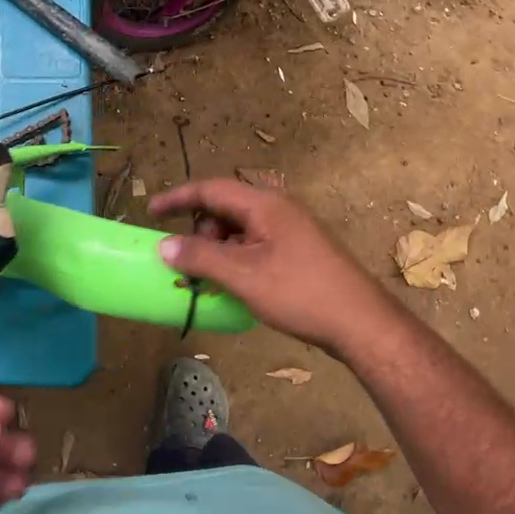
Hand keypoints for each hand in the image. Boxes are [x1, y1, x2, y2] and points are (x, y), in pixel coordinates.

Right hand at [152, 179, 397, 356]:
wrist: (364, 324)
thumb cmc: (301, 293)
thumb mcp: (243, 276)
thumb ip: (200, 257)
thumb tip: (163, 245)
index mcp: (264, 204)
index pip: (210, 189)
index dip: (177, 198)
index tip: (150, 211)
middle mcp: (278, 208)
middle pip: (225, 207)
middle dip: (200, 229)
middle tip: (189, 259)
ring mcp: (292, 229)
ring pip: (240, 227)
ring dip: (219, 246)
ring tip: (213, 277)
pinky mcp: (301, 249)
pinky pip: (256, 242)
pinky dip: (237, 256)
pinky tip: (237, 283)